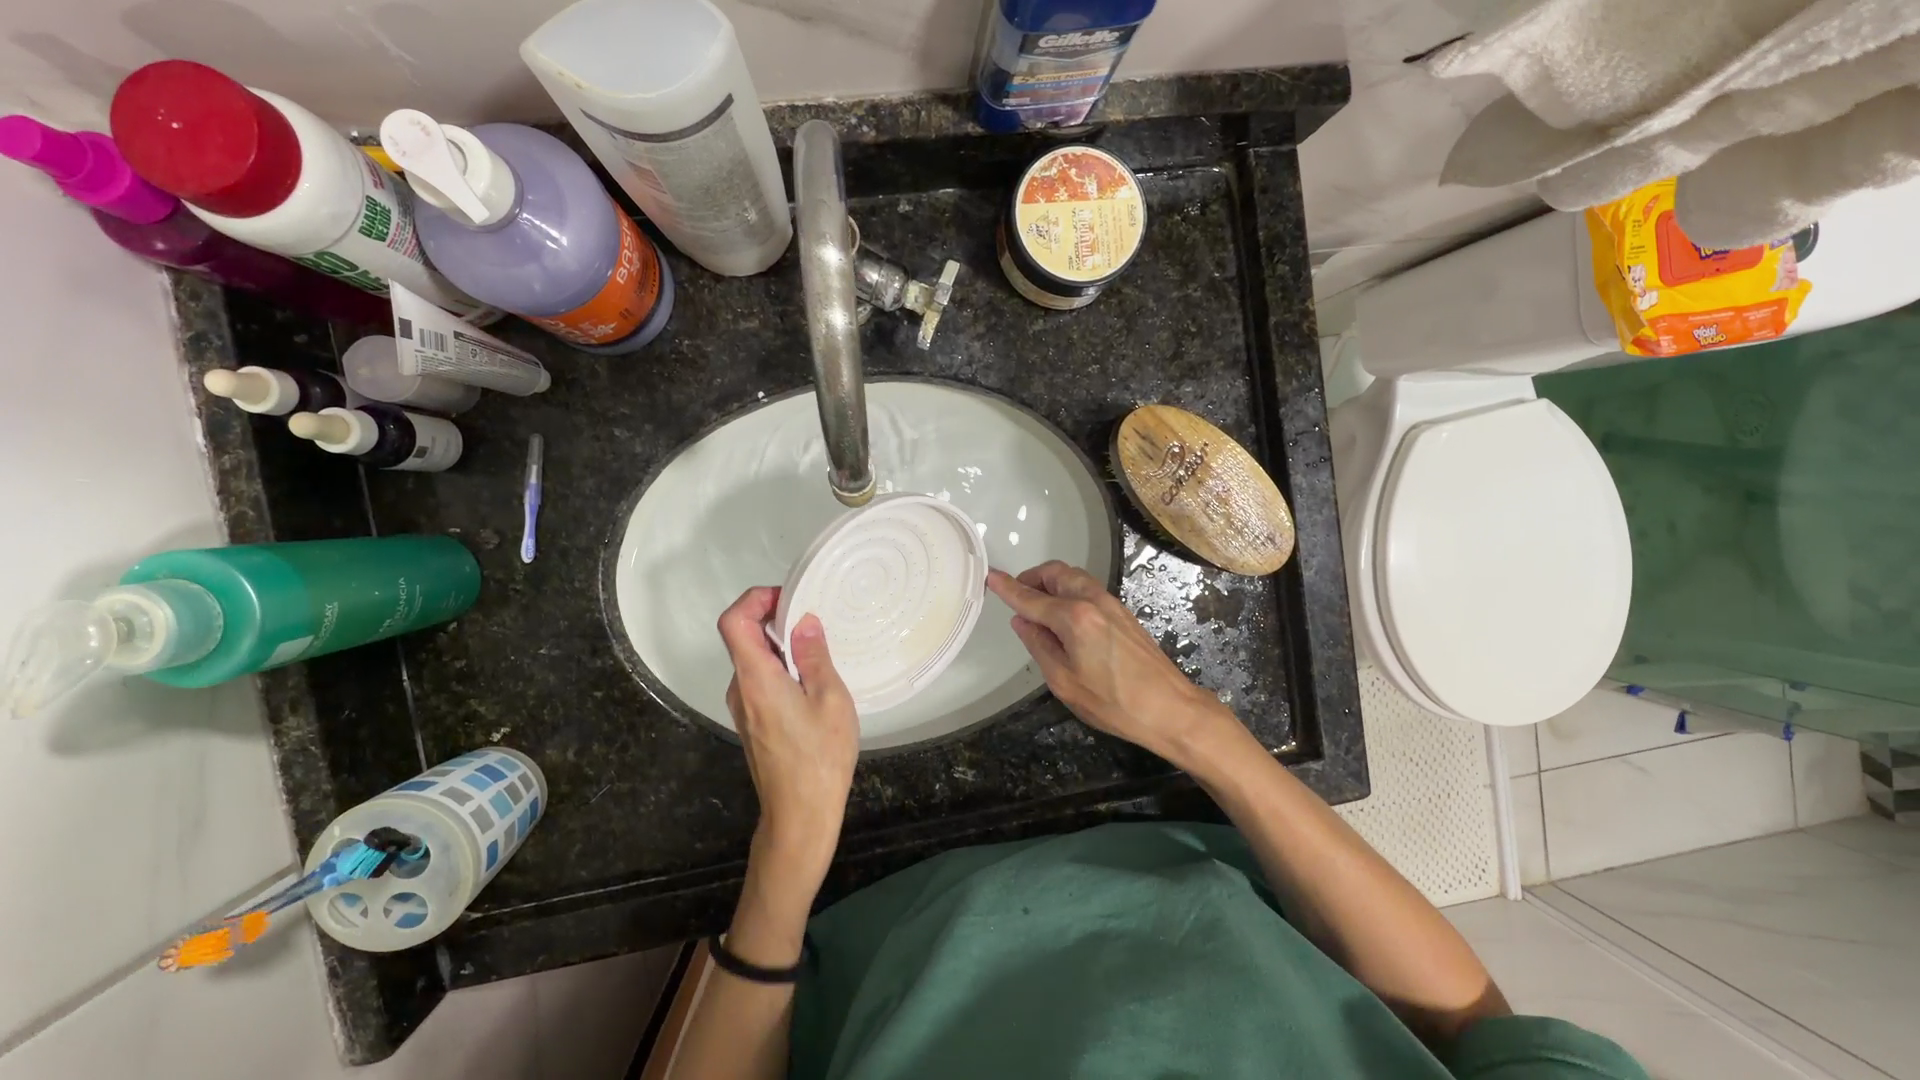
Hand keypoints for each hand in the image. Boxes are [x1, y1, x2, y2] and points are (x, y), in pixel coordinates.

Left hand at [717, 587, 859, 884]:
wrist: (799, 815)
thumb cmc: (819, 756)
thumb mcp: (830, 699)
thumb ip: (814, 656)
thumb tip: (803, 621)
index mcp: (756, 677)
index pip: (733, 621)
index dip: (754, 599)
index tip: (787, 598)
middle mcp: (741, 689)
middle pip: (742, 639)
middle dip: (773, 619)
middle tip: (813, 620)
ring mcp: (744, 709)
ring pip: (753, 662)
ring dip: (779, 647)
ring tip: (819, 652)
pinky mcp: (753, 725)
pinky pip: (760, 682)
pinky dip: (780, 669)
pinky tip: (811, 684)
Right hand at [987, 562, 1241, 766]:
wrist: (1170, 709)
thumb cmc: (1113, 702)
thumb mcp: (1063, 681)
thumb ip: (1039, 646)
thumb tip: (1022, 622)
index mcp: (1074, 617)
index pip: (1031, 598)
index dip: (1008, 589)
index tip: (991, 577)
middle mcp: (1093, 601)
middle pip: (1056, 573)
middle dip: (1032, 578)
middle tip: (1017, 596)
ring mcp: (1112, 605)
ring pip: (1074, 578)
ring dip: (1052, 584)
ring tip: (1037, 607)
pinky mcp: (1123, 614)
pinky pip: (1088, 590)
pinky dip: (1069, 592)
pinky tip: (1063, 617)